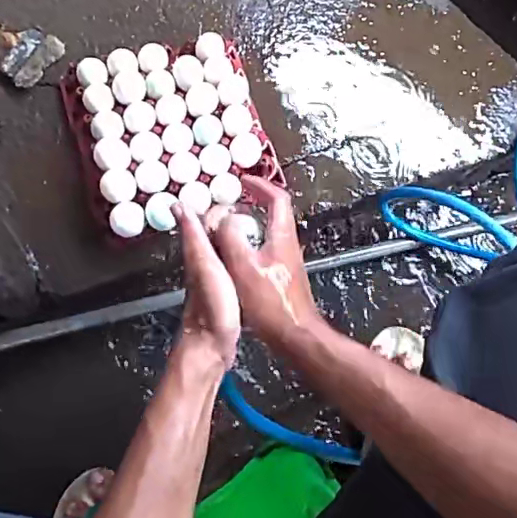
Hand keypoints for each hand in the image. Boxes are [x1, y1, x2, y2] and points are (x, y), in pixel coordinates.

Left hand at [174, 203, 240, 374]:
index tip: (234, 194)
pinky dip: (239, 257)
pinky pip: (232, 267)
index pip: (206, 222)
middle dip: (229, 221)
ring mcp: (215, 279)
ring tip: (251, 227)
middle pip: (216, 235)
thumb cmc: (211, 305)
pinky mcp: (226, 293)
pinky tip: (249, 258)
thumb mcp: (204, 264)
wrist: (212, 346)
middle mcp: (205, 264)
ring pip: (223, 251)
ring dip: (234, 238)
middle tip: (247, 207)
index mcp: (199, 253)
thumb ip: (193, 235)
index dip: (218, 208)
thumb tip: (177, 203)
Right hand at [206, 175, 323, 349]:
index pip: (277, 198)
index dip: (261, 185)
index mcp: (282, 236)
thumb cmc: (272, 305)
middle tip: (229, 202)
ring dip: (247, 224)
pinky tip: (231, 256)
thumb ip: (231, 238)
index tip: (243, 181)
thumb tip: (221, 218)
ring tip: (224, 225)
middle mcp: (287, 244)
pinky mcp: (280, 276)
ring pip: (266, 232)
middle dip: (250, 203)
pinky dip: (247, 244)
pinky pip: (262, 249)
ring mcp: (285, 261)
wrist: (295, 336)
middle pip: (272, 213)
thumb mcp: (244, 267)